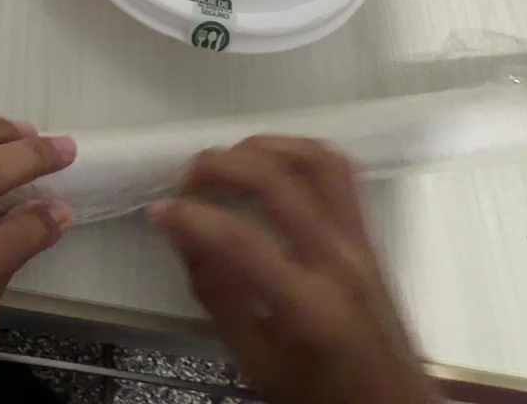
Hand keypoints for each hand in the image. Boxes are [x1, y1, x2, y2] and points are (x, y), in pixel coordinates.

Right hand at [151, 137, 435, 403]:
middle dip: (219, 166)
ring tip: (225, 162)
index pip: (242, 241)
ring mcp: (359, 240)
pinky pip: (335, 170)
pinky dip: (294, 151)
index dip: (191, 218)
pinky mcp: (367, 231)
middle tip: (186, 180)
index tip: (159, 210)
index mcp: (311, 308)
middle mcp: (340, 262)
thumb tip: (180, 231)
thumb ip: (216, 295)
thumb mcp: (256, 363)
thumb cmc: (320, 393)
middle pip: (276, 182)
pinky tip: (265, 160)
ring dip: (260, 148)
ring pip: (312, 159)